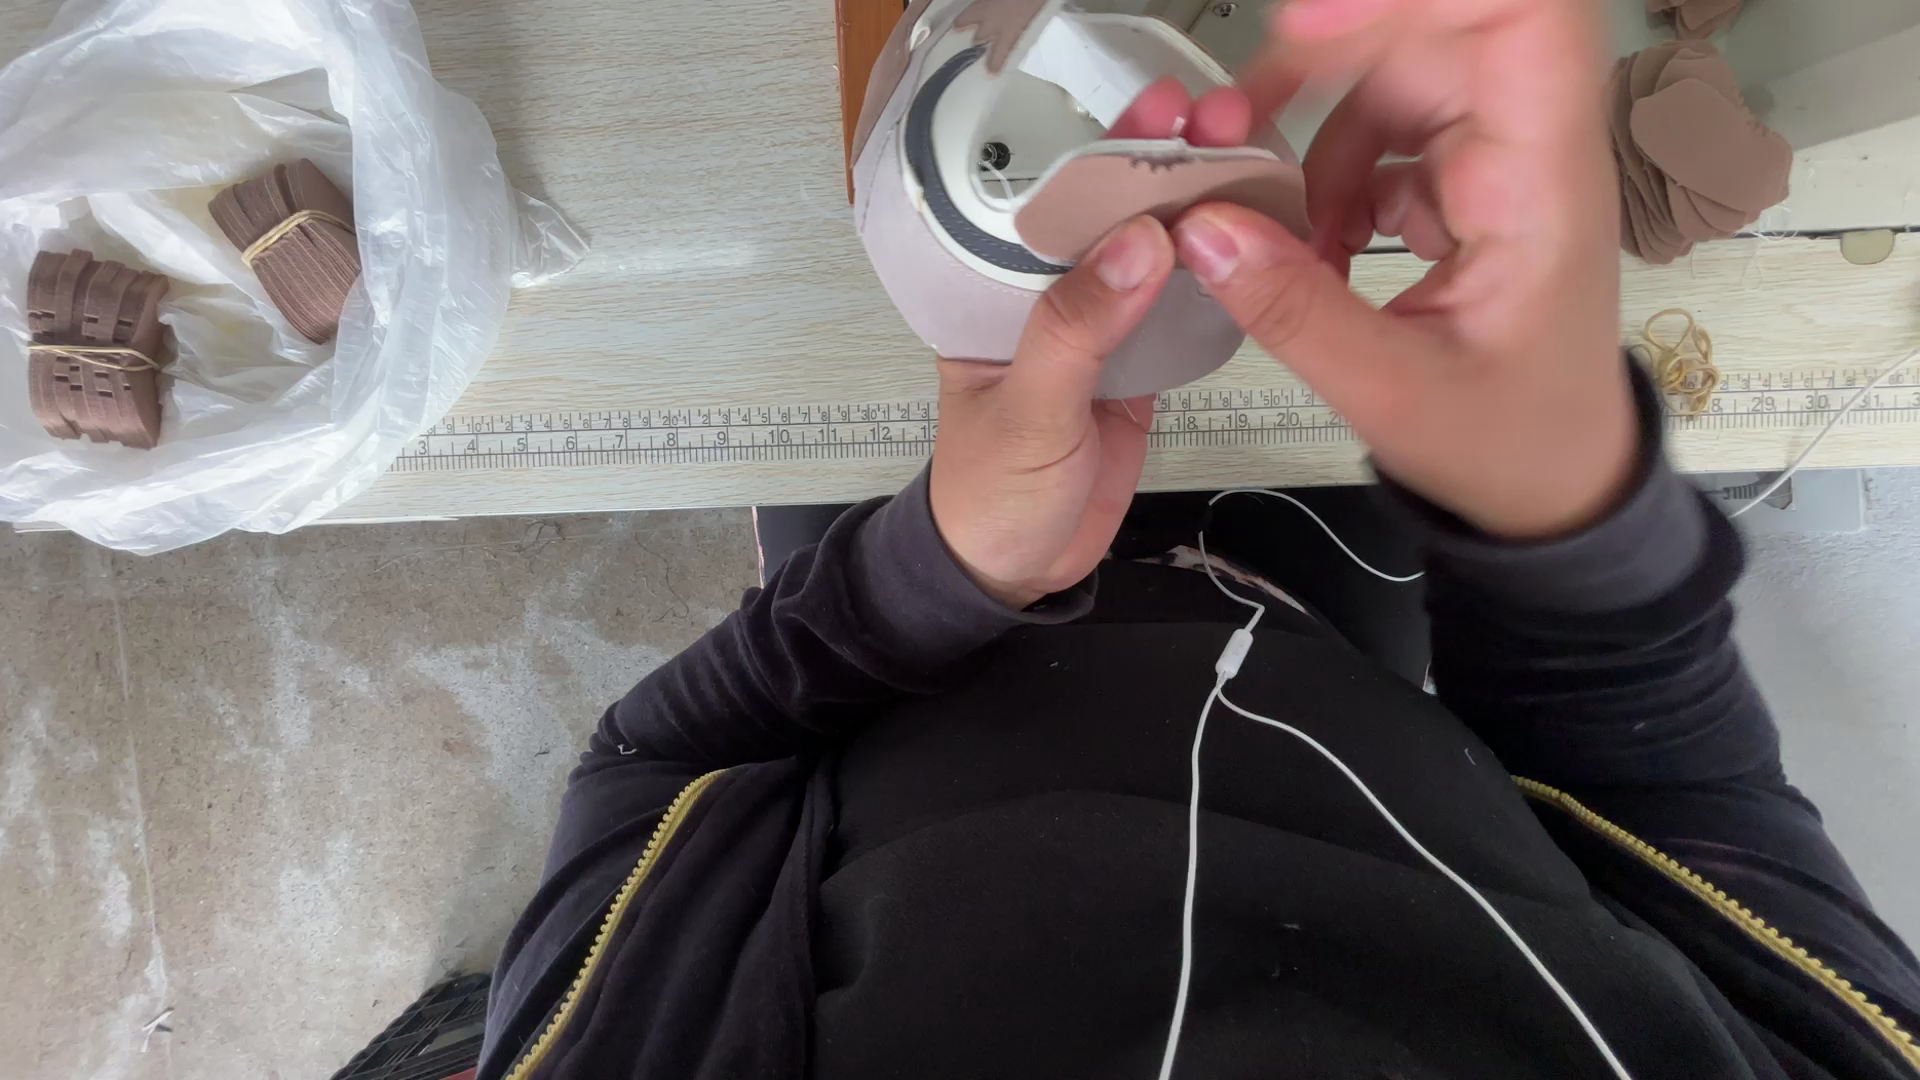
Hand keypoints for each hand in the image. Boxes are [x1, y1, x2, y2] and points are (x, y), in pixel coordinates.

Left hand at [929, 80, 1249, 607]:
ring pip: (1146, 263)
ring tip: (1246, 161)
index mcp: (992, 303)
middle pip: (1103, 224)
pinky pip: (1174, 316)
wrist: (1014, 568)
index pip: (1044, 213)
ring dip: (1191, 217)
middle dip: (1155, 171)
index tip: (1152, 121)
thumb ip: (1074, 332)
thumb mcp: (1026, 415)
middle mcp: (1044, 308)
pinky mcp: (1133, 372)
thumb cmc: (989, 495)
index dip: (1098, 159)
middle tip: (1214, 125)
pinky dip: (1209, 286)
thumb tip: (1138, 242)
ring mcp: (1096, 338)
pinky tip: (1249, 247)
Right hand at [1174, 0, 1635, 538]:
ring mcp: (1492, 173)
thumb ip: (1291, 311)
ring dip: (1319, 149)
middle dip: (1324, 73)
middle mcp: (1524, 153)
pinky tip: (1315, 252)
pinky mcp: (1462, 200)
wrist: (1544, 482)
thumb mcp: (1383, 388)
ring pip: (1398, 97)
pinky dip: (1331, 190)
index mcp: (1540, 183)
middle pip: (1432, 44)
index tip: (1296, 29)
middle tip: (1236, 132)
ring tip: (1282, 236)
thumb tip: (1204, 229)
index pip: (1515, 15)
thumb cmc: (1496, 440)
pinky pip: (1385, 154)